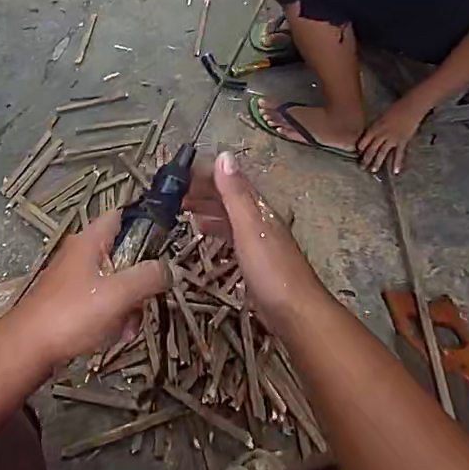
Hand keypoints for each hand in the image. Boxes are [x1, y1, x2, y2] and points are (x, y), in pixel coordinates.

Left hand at [1, 211, 166, 367]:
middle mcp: (82, 254)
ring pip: (116, 284)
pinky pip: (102, 303)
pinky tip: (110, 337)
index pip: (123, 216)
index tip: (163, 248)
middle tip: (141, 302)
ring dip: (128, 306)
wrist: (26, 350)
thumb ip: (150, 277)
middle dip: (139, 282)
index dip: (145, 225)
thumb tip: (168, 270)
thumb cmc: (71, 314)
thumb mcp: (119, 293)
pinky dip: (111, 318)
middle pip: (125, 256)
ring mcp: (74, 279)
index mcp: (91, 240)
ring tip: (123, 328)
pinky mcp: (70, 303)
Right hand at [182, 152, 327, 321]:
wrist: (295, 313)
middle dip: (202, 190)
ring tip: (183, 208)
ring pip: (228, 215)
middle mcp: (258, 219)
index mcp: (258, 208)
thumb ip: (236, 194)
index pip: (229, 180)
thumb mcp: (249, 227)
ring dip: (207, 208)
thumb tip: (224, 156)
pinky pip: (229, 234)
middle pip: (228, 196)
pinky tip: (204, 232)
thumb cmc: (271, 270)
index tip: (178, 174)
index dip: (204, 174)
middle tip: (173, 193)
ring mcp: (257, 240)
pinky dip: (215, 227)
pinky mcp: (254, 260)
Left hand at [358, 99, 427, 174]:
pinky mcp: (402, 141)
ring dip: (377, 163)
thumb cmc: (396, 108)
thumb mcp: (381, 116)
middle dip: (366, 159)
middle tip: (361, 167)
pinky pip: (398, 154)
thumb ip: (375, 127)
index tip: (358, 154)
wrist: (410, 107)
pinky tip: (394, 171)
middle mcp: (381, 135)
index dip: (360, 148)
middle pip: (371, 149)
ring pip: (382, 153)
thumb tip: (371, 135)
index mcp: (375, 127)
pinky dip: (396, 163)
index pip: (364, 141)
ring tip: (373, 171)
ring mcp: (392, 139)